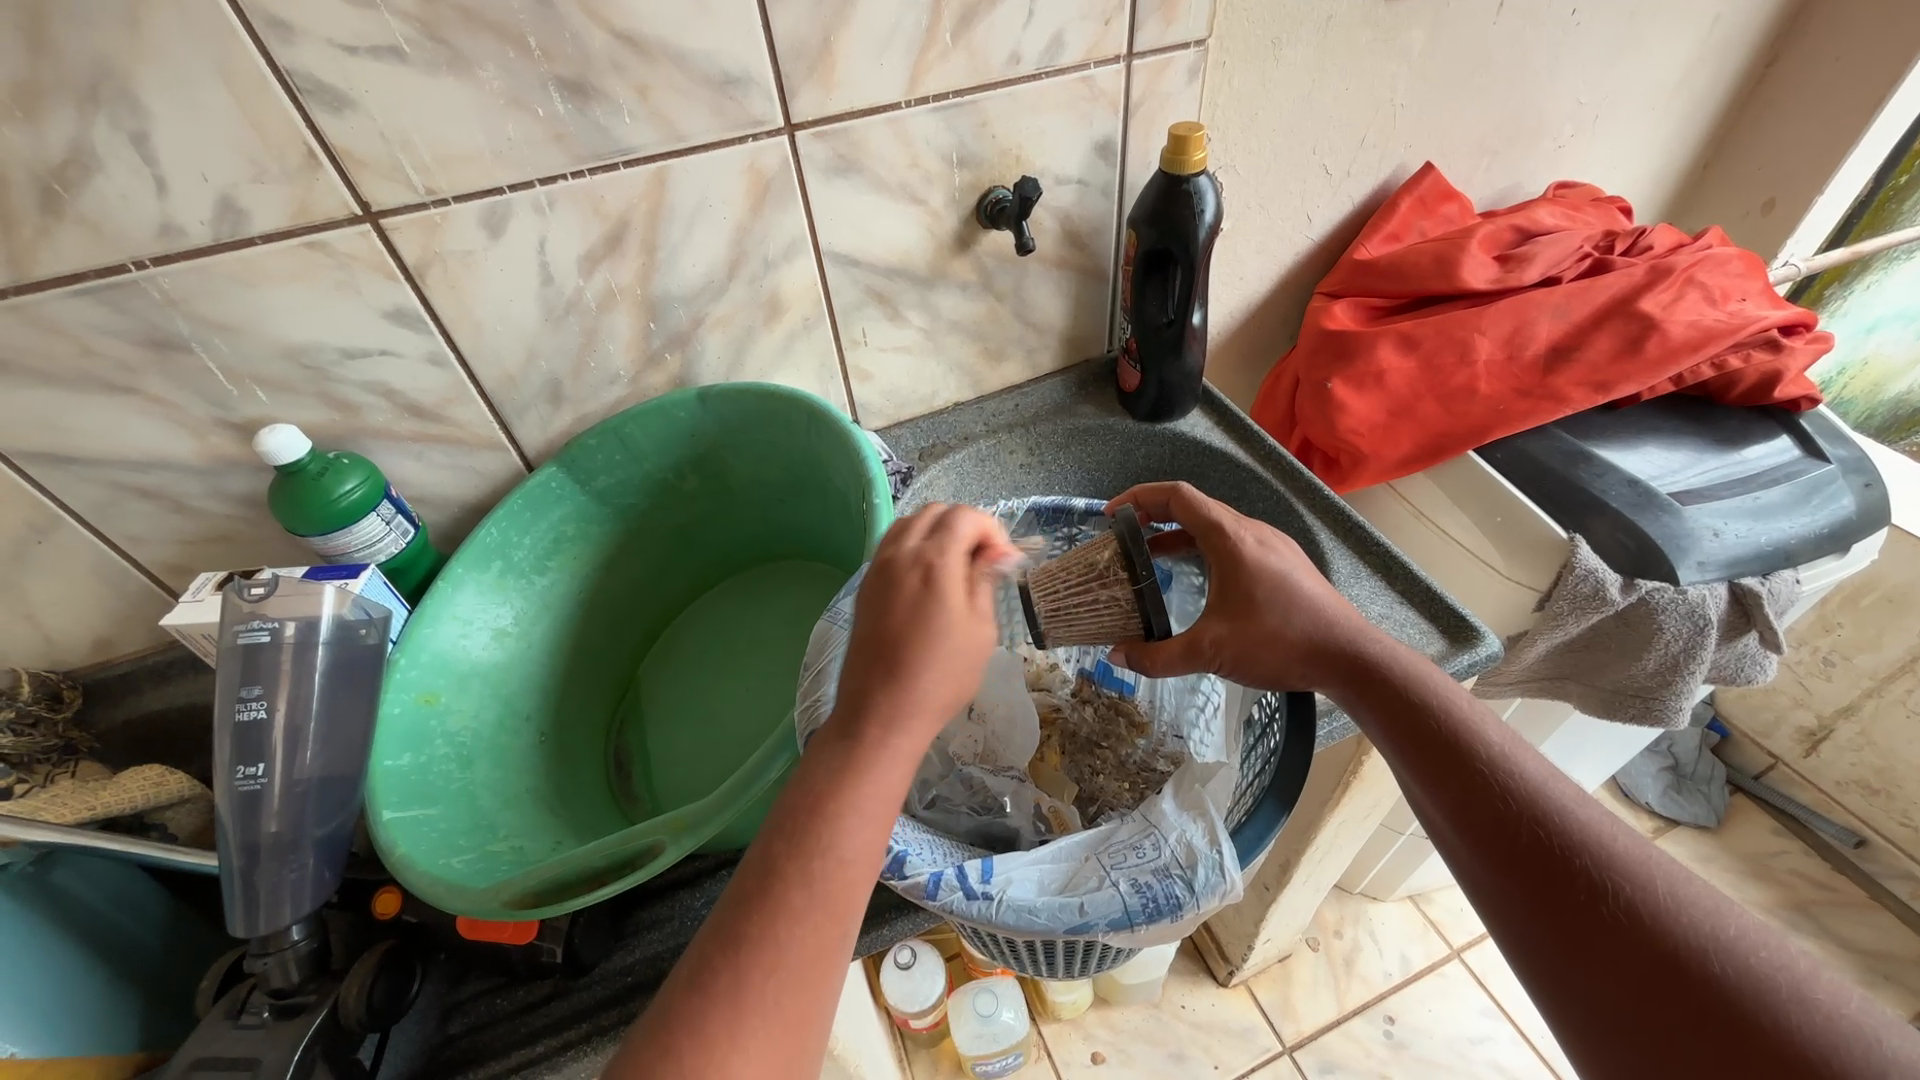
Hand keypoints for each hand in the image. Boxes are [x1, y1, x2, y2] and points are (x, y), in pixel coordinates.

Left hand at [832, 504, 1020, 747]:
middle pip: (935, 512)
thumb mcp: (979, 629)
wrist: (880, 712)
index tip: (1003, 560)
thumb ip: (984, 580)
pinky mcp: (865, 584)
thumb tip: (995, 552)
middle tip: (983, 560)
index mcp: (934, 560)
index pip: (965, 516)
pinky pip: (891, 545)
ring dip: (937, 531)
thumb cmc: (940, 676)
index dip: (992, 530)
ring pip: (909, 523)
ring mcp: (877, 567)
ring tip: (956, 566)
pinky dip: (914, 545)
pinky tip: (928, 577)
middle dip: (965, 525)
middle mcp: (900, 553)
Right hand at [1104, 482, 1385, 692]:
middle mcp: (1251, 531)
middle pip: (1194, 507)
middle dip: (1153, 516)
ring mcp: (1272, 545)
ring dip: (1179, 535)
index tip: (1110, 516)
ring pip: (1215, 527)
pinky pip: (1234, 543)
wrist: (1350, 656)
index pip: (1176, 496)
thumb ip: (1157, 656)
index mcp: (1230, 537)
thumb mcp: (1210, 652)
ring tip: (1150, 558)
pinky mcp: (1284, 564)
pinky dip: (1203, 550)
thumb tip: (1116, 656)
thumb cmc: (1279, 643)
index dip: (1138, 498)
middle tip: (1123, 537)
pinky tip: (1198, 580)